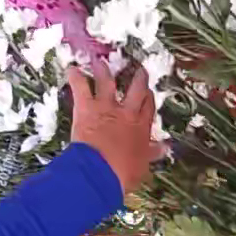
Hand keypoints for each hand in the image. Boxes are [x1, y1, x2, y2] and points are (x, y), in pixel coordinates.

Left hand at [66, 62, 156, 195]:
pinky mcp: (87, 107)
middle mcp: (127, 112)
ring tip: (101, 62)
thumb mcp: (142, 165)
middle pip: (136, 89)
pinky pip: (81, 88)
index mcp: (141, 127)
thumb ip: (151, 153)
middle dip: (139, 78)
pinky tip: (71, 68)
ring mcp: (106, 107)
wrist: (99, 172)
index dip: (149, 98)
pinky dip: (76, 77)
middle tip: (139, 69)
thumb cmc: (122, 173)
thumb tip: (164, 148)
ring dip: (104, 71)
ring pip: (108, 83)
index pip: (149, 107)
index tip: (149, 92)